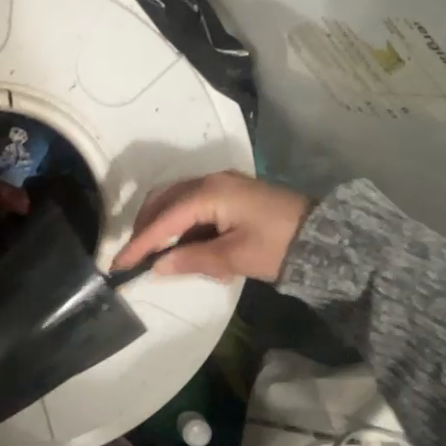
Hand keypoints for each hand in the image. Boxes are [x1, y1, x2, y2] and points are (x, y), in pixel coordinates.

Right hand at [111, 171, 312, 282]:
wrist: (326, 237)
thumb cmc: (279, 245)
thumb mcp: (234, 257)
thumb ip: (192, 259)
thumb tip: (157, 265)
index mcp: (208, 192)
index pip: (163, 218)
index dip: (140, 243)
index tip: (119, 264)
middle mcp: (210, 180)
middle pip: (163, 200)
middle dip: (145, 228)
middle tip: (134, 256)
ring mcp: (221, 183)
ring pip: (175, 199)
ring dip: (161, 224)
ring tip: (155, 252)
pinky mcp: (231, 193)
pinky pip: (192, 203)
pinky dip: (180, 222)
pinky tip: (182, 243)